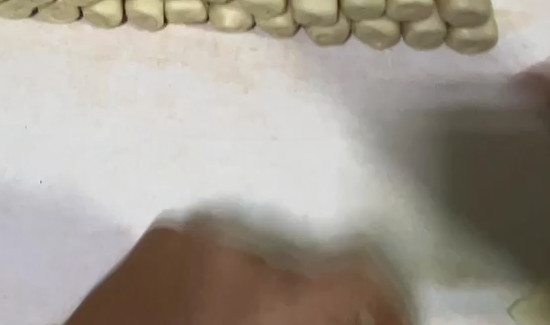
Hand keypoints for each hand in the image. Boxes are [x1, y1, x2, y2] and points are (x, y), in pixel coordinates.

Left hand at [65, 220, 407, 324]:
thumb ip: (316, 317)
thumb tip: (348, 313)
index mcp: (271, 296)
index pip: (361, 275)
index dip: (388, 304)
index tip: (390, 323)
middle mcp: (235, 246)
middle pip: (304, 273)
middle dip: (314, 312)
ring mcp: (192, 233)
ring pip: (259, 263)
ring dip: (266, 298)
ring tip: (240, 324)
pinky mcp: (160, 234)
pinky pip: (216, 254)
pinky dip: (225, 284)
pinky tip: (205, 315)